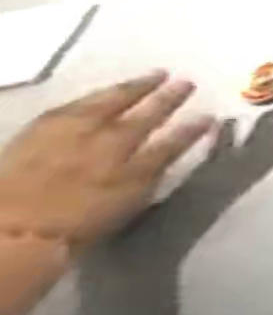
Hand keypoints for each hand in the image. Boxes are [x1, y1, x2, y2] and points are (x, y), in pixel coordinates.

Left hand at [0, 72, 216, 246]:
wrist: (8, 235)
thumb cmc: (76, 228)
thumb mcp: (128, 202)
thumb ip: (153, 172)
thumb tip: (174, 149)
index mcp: (134, 168)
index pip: (173, 143)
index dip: (192, 129)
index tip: (211, 116)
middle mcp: (104, 147)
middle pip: (140, 118)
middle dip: (165, 100)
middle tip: (185, 82)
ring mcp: (63, 141)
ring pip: (102, 108)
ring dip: (127, 92)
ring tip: (147, 78)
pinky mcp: (28, 141)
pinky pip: (63, 113)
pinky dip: (84, 101)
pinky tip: (93, 98)